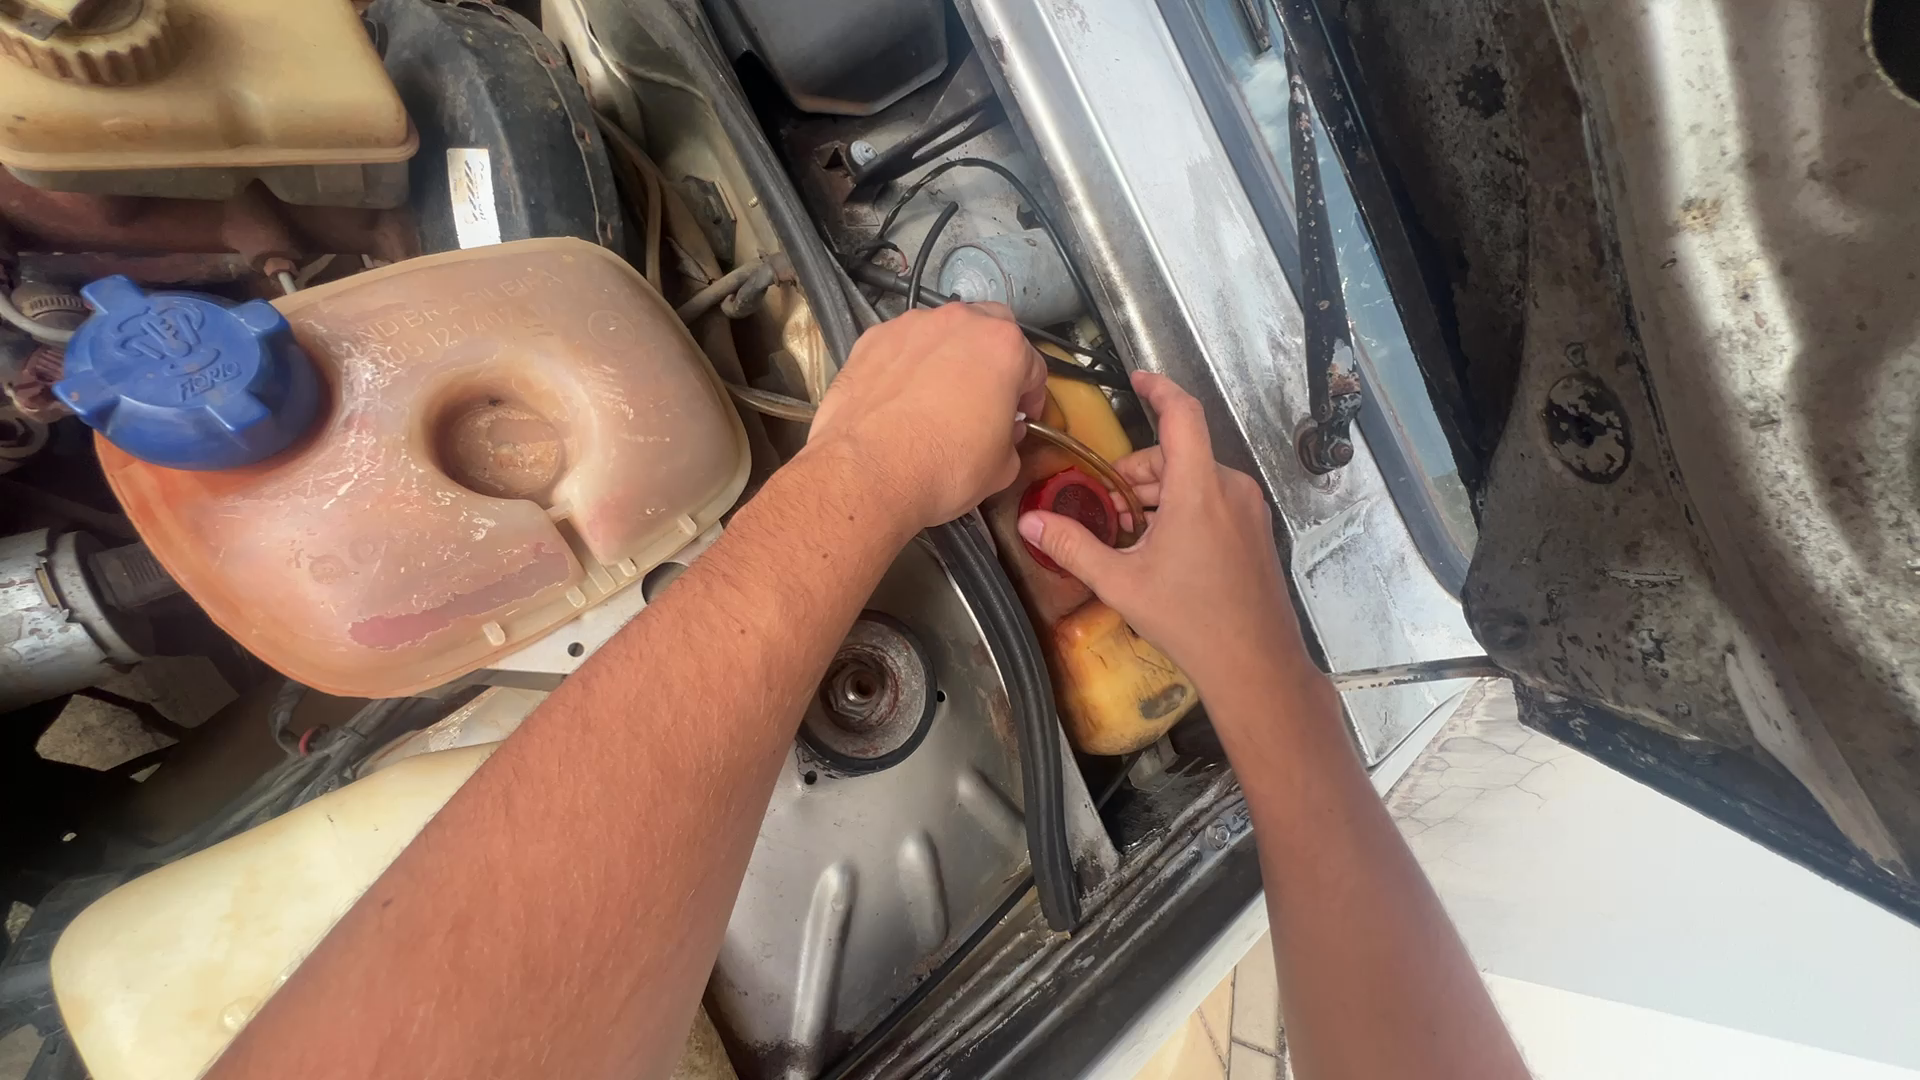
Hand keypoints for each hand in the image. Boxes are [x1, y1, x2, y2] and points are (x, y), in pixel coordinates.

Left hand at [809, 302, 1047, 529]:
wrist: (869, 472)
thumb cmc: (941, 466)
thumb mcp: (1001, 468)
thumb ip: (1011, 441)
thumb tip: (1004, 435)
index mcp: (1003, 348)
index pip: (1032, 366)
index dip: (1030, 397)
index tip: (1021, 416)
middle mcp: (959, 323)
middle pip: (990, 330)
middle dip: (993, 360)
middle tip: (986, 398)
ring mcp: (912, 326)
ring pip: (942, 333)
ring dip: (948, 358)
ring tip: (937, 399)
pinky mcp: (872, 340)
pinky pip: (902, 346)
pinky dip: (908, 365)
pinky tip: (902, 399)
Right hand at [1016, 372, 1310, 690]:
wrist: (1254, 664)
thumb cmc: (1188, 619)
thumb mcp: (1119, 582)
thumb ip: (1072, 545)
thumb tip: (1028, 524)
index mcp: (1198, 488)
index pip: (1182, 414)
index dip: (1158, 389)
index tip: (1137, 379)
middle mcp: (1230, 488)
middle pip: (1178, 453)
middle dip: (1137, 472)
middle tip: (1107, 507)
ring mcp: (1248, 510)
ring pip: (1195, 478)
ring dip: (1158, 493)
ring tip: (1130, 533)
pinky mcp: (1256, 530)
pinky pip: (1213, 499)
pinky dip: (1182, 507)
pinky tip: (1161, 547)